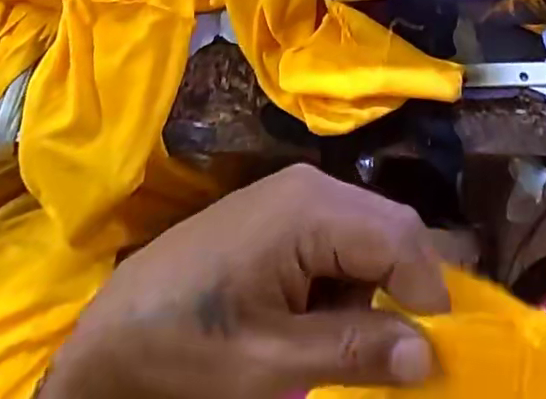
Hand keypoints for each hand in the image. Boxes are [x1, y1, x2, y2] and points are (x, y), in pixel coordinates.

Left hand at [40, 165, 448, 398]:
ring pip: (368, 234)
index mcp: (309, 206)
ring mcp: (292, 191)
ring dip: (370, 290)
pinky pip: (339, 236)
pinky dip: (343, 280)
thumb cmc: (188, 344)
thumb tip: (430, 352)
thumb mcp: (273, 362)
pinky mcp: (280, 209)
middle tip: (386, 356)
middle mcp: (308, 183)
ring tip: (330, 339)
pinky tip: (308, 315)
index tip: (428, 359)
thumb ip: (356, 348)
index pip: (402, 237)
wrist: (116, 327)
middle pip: (389, 227)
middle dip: (402, 290)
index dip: (428, 296)